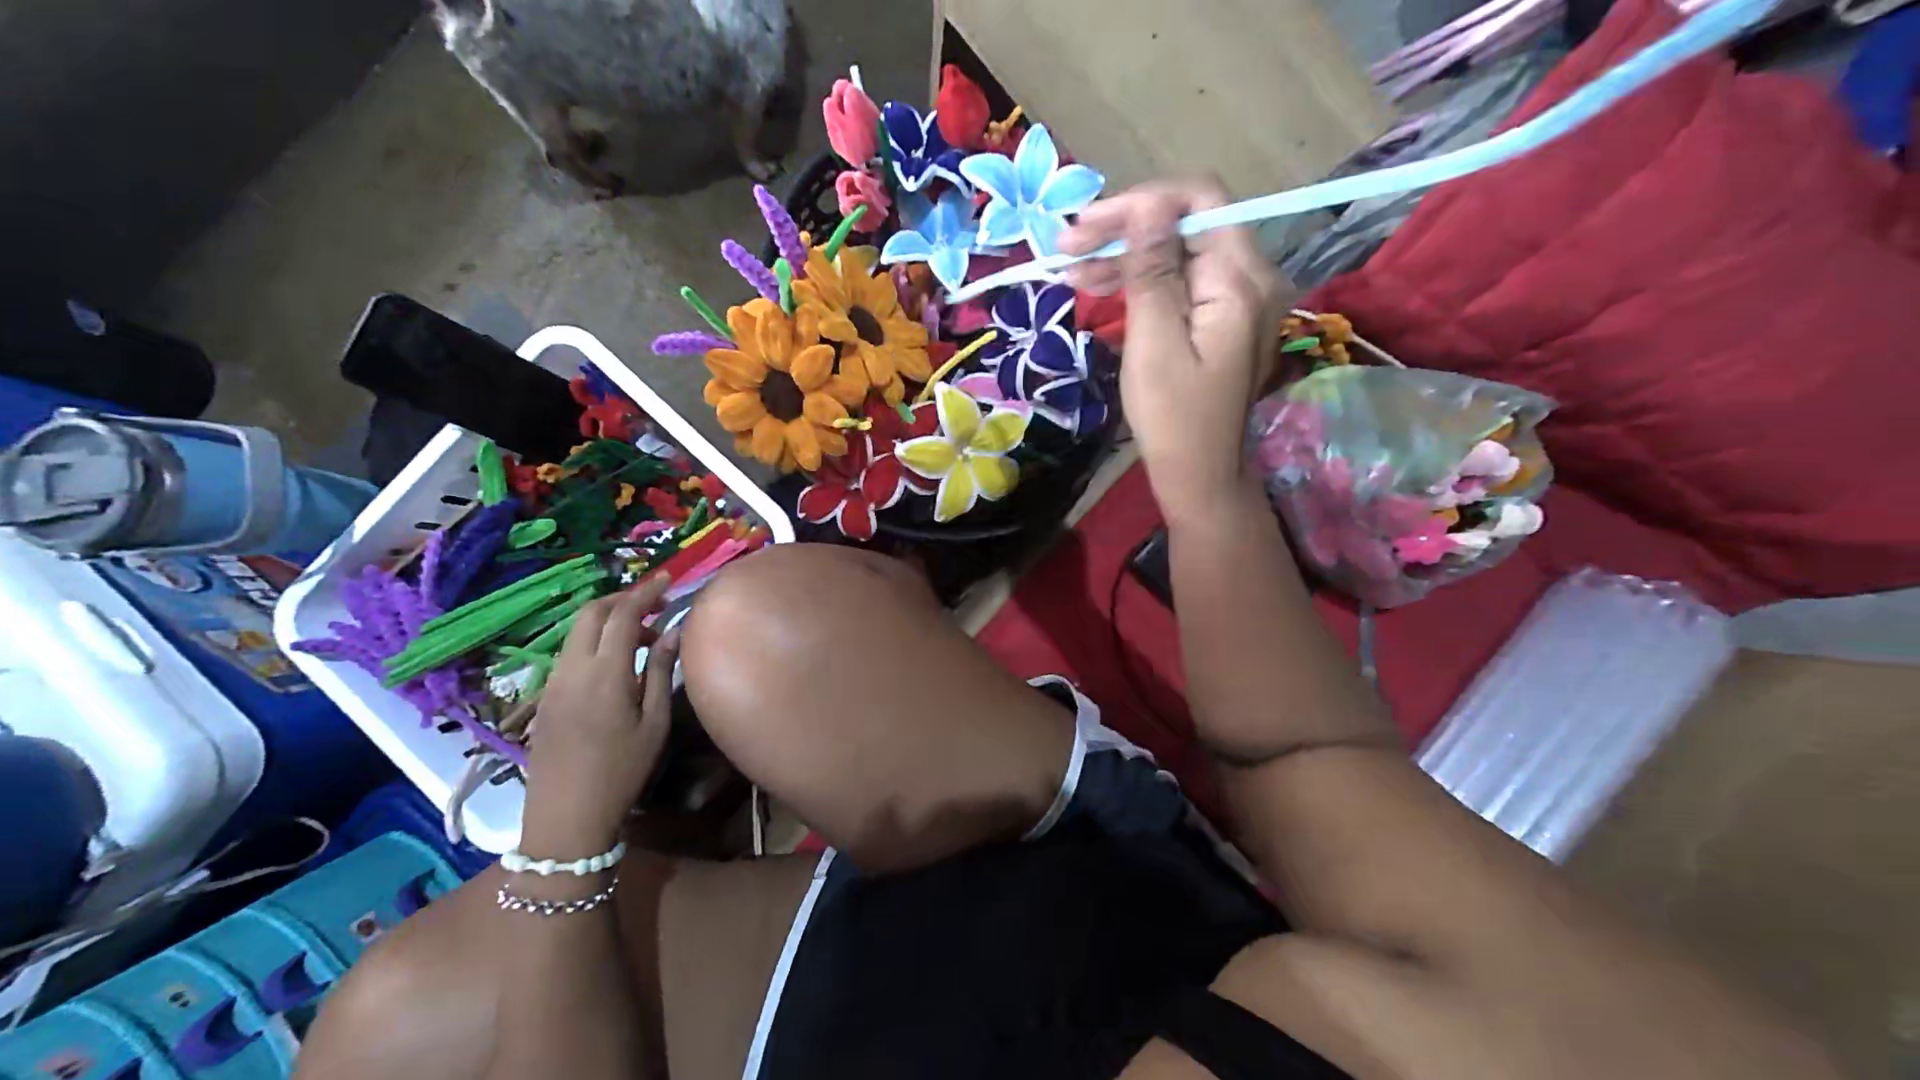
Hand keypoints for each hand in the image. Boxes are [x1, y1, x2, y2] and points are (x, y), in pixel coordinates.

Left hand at [521, 576, 680, 858]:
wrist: (565, 818)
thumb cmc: (622, 772)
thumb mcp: (654, 723)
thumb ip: (660, 671)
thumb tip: (674, 631)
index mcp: (604, 674)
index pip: (623, 615)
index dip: (646, 591)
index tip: (668, 579)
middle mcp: (572, 669)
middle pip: (591, 613)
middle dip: (623, 598)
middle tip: (655, 605)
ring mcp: (553, 683)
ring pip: (577, 632)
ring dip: (608, 621)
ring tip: (642, 638)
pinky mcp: (545, 698)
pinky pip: (570, 653)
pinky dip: (595, 642)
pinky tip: (616, 665)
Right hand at [1062, 178, 1290, 526]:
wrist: (1199, 472)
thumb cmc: (1172, 416)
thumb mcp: (1153, 342)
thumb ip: (1153, 270)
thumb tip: (1147, 204)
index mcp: (1240, 281)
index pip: (1199, 201)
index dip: (1140, 203)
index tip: (1087, 228)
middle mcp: (1251, 277)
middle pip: (1187, 222)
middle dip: (1126, 228)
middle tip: (1067, 247)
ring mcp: (1239, 297)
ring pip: (1179, 249)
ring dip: (1126, 254)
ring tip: (1072, 270)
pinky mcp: (1222, 315)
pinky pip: (1182, 279)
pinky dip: (1143, 279)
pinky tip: (1100, 286)